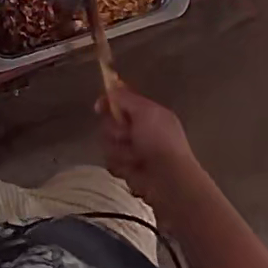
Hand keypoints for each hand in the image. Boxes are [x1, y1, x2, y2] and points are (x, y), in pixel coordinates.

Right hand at [97, 83, 204, 208]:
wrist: (168, 180)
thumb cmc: (159, 141)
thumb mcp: (145, 111)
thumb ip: (126, 97)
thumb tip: (111, 87)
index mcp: (148, 114)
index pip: (122, 101)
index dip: (109, 102)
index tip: (99, 106)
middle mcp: (140, 130)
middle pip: (110, 122)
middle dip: (114, 130)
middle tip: (126, 136)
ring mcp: (133, 150)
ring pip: (108, 142)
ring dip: (118, 149)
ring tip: (134, 156)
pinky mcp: (127, 168)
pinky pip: (111, 160)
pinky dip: (121, 164)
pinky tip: (133, 168)